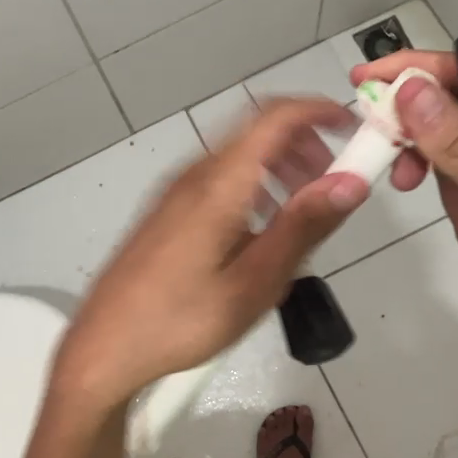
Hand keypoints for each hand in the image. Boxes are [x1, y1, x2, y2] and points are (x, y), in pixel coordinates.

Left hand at [53, 99, 369, 409]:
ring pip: (239, 155)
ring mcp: (176, 190)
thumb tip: (351, 180)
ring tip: (304, 209)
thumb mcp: (254, 282)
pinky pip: (220, 177)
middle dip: (304, 144)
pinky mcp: (167, 210)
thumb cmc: (181, 320)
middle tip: (334, 182)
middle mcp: (195, 174)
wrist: (104, 346)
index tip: (354, 127)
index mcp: (220, 183)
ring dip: (280, 166)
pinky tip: (262, 229)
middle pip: (257, 130)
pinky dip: (254, 184)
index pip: (274, 116)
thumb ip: (303, 227)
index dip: (319, 111)